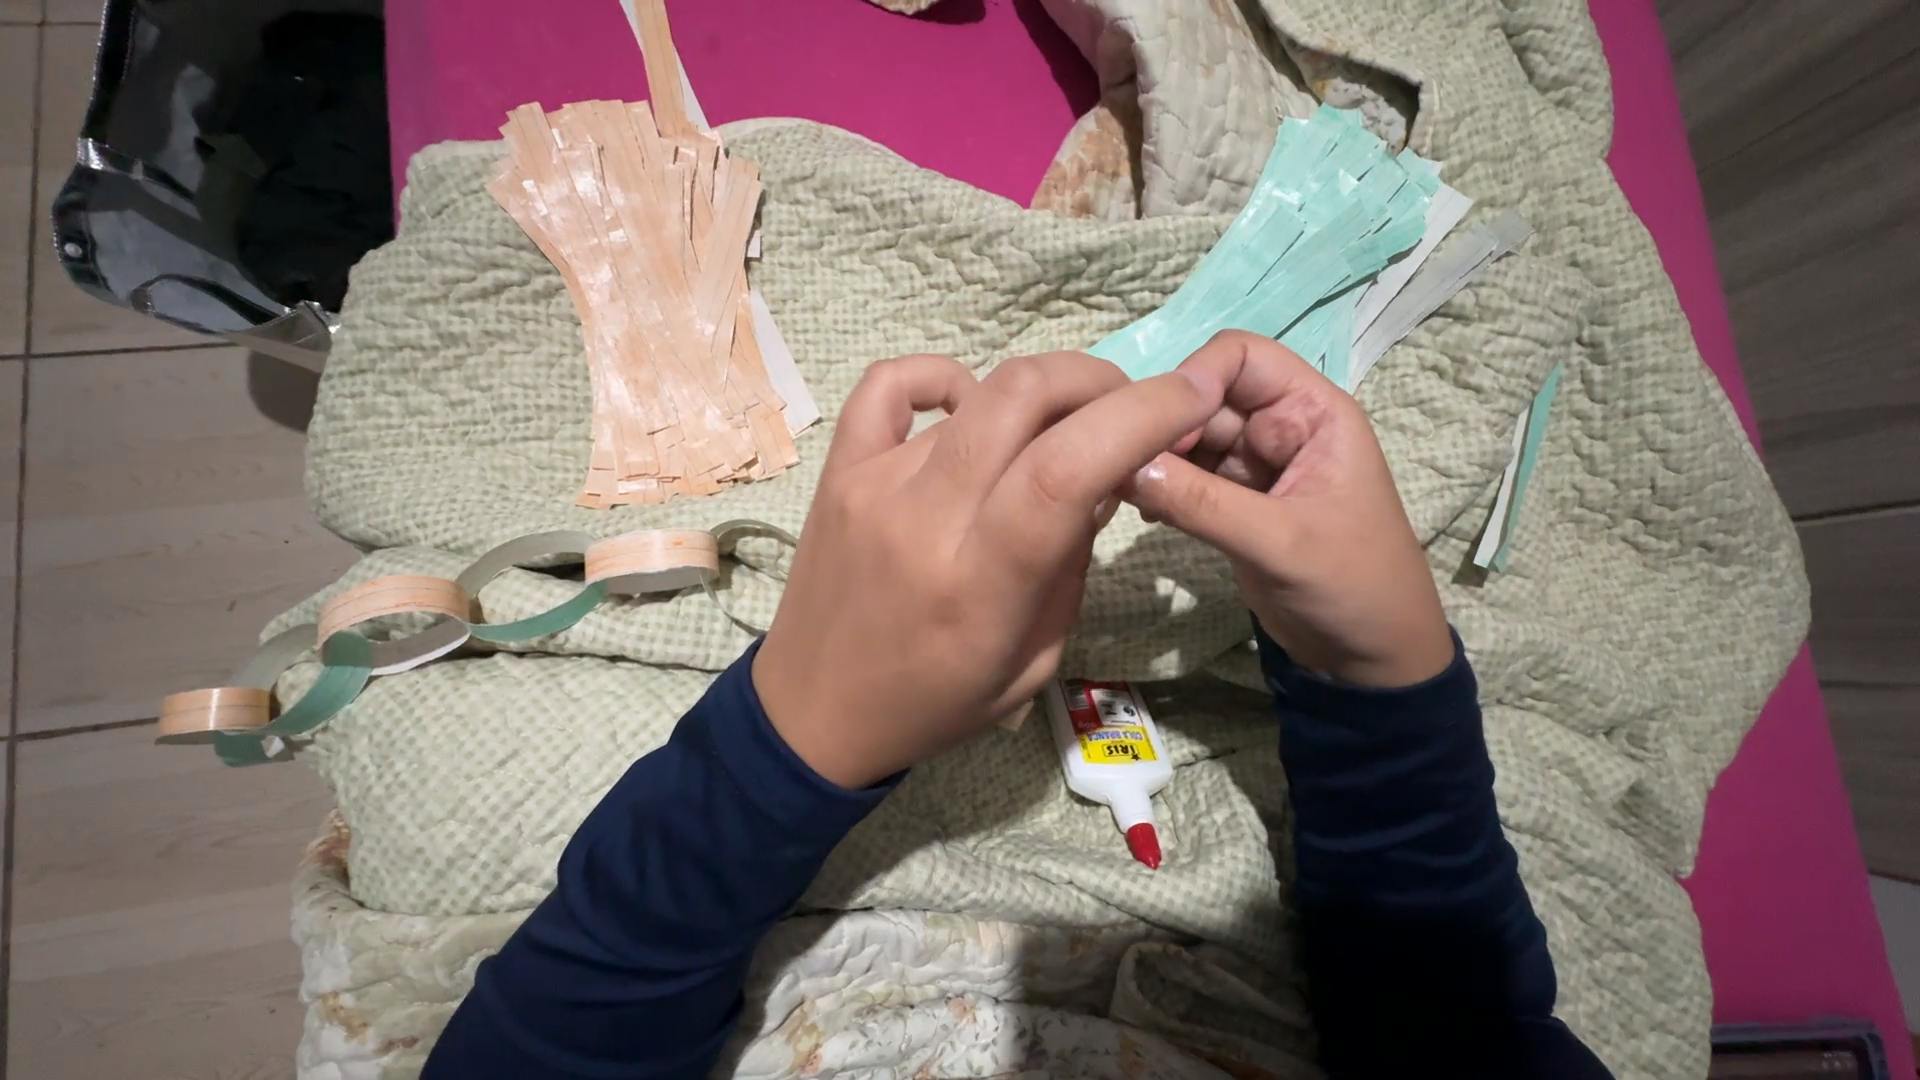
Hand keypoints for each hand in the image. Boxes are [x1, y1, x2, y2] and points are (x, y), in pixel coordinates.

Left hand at [754, 351, 1226, 788]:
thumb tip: (1099, 480)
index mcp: (982, 585)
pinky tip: (964, 408)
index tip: (1188, 397)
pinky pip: (889, 384)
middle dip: (1097, 380)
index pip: (1069, 468)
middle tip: (1119, 407)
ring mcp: (872, 485)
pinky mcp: (837, 471)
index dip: (1143, 415)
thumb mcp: (1032, 662)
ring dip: (1037, 397)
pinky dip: (943, 377)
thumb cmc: (934, 704)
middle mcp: (926, 519)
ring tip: (1048, 432)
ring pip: (975, 392)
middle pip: (1023, 395)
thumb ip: (1071, 567)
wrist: (814, 713)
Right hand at [1124, 331, 1453, 687]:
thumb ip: (1203, 503)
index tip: (1153, 422)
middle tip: (1123, 468)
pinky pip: (1184, 480)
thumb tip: (1123, 467)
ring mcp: (1251, 469)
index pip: (1242, 358)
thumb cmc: (1351, 586)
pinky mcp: (1230, 504)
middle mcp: (1278, 429)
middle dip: (1164, 427)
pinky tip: (1141, 511)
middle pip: (1204, 399)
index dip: (1196, 377)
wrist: (1367, 657)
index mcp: (1310, 414)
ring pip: (1187, 441)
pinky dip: (1160, 490)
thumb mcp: (1280, 542)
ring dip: (1155, 461)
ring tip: (1124, 492)